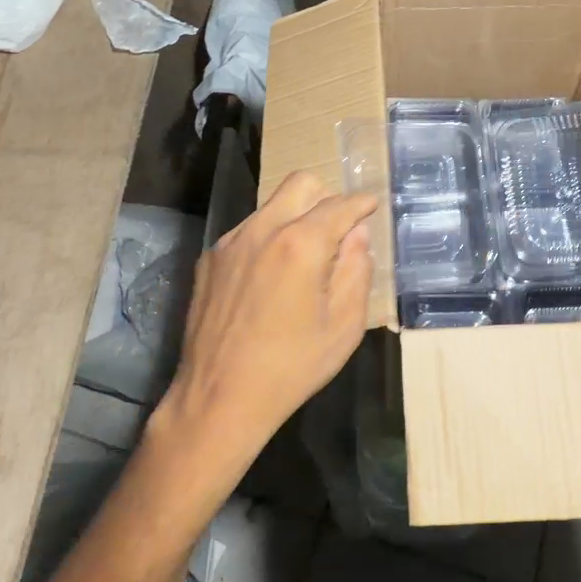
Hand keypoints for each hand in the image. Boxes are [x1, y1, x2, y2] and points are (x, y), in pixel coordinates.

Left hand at [153, 172, 377, 470]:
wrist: (219, 397)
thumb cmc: (291, 367)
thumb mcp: (343, 326)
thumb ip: (356, 271)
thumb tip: (358, 236)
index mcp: (300, 243)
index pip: (339, 205)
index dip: (361, 204)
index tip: (371, 206)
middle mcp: (262, 229)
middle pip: (301, 184)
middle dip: (326, 198)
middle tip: (337, 232)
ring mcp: (230, 242)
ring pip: (271, 206)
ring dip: (294, 219)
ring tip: (302, 262)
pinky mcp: (209, 259)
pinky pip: (247, 232)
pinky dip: (267, 241)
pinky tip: (269, 281)